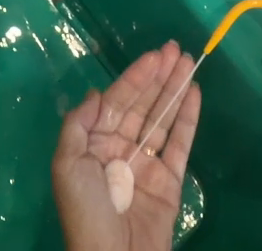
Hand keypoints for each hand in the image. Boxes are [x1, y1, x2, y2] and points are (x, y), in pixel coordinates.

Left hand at [52, 40, 200, 250]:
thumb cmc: (86, 211)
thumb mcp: (66, 164)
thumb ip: (78, 124)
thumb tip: (95, 93)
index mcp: (96, 142)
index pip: (118, 100)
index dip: (136, 76)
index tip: (154, 55)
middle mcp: (122, 147)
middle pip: (143, 104)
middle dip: (159, 75)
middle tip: (177, 49)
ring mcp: (148, 164)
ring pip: (163, 118)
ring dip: (175, 89)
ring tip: (189, 62)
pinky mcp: (170, 182)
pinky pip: (180, 143)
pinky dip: (188, 118)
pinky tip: (195, 93)